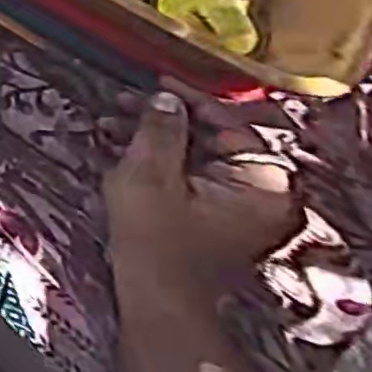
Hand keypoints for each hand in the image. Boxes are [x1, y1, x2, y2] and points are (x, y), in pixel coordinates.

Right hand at [103, 80, 300, 297]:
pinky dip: (157, 156)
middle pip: (215, 140)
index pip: (234, 127)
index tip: (156, 82)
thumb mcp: (149, 172)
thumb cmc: (155, 231)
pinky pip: (190, 172)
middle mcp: (261, 195)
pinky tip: (119, 144)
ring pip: (198, 154)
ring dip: (154, 135)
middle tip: (122, 101)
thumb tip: (167, 97)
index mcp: (261, 185)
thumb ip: (161, 130)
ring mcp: (239, 207)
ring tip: (110, 122)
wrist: (157, 289)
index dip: (193, 100)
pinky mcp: (215, 214)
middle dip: (165, 118)